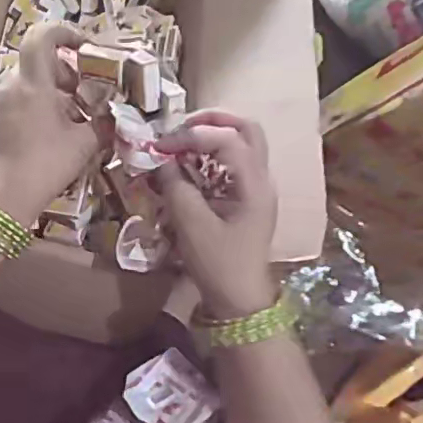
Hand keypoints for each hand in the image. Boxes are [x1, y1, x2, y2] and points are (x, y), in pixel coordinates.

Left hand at [0, 23, 103, 222]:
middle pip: (37, 63)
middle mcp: (8, 87)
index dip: (65, 33)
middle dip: (65, 74)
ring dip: (50, 95)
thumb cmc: (41, 169)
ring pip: (26, 86)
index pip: (42, 35)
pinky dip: (34, 110)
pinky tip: (47, 138)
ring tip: (70, 122)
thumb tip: (114, 116)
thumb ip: (102, 124)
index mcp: (31, 83)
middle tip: (85, 97)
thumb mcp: (82, 146)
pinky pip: (14, 104)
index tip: (85, 49)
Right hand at [155, 110, 279, 318]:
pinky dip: (210, 157)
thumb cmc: (218, 264)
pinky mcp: (245, 200)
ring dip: (211, 137)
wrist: (239, 299)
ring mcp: (255, 189)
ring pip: (241, 145)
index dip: (192, 135)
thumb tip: (161, 162)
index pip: (227, 140)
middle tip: (179, 128)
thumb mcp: (192, 226)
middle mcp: (260, 180)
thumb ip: (176, 188)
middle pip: (245, 130)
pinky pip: (231, 165)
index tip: (161, 147)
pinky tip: (187, 168)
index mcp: (253, 185)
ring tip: (180, 145)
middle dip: (211, 122)